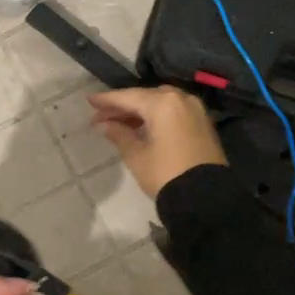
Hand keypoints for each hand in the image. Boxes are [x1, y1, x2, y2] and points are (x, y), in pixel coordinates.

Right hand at [88, 86, 227, 196]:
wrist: (205, 198)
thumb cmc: (165, 174)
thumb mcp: (136, 155)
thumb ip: (118, 134)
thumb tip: (103, 124)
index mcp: (163, 103)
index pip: (128, 97)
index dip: (107, 100)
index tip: (90, 101)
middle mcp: (181, 99)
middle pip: (145, 97)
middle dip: (123, 106)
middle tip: (102, 116)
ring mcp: (195, 110)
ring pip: (161, 103)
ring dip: (140, 110)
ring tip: (119, 123)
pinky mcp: (203, 123)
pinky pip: (174, 111)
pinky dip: (157, 115)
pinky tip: (142, 127)